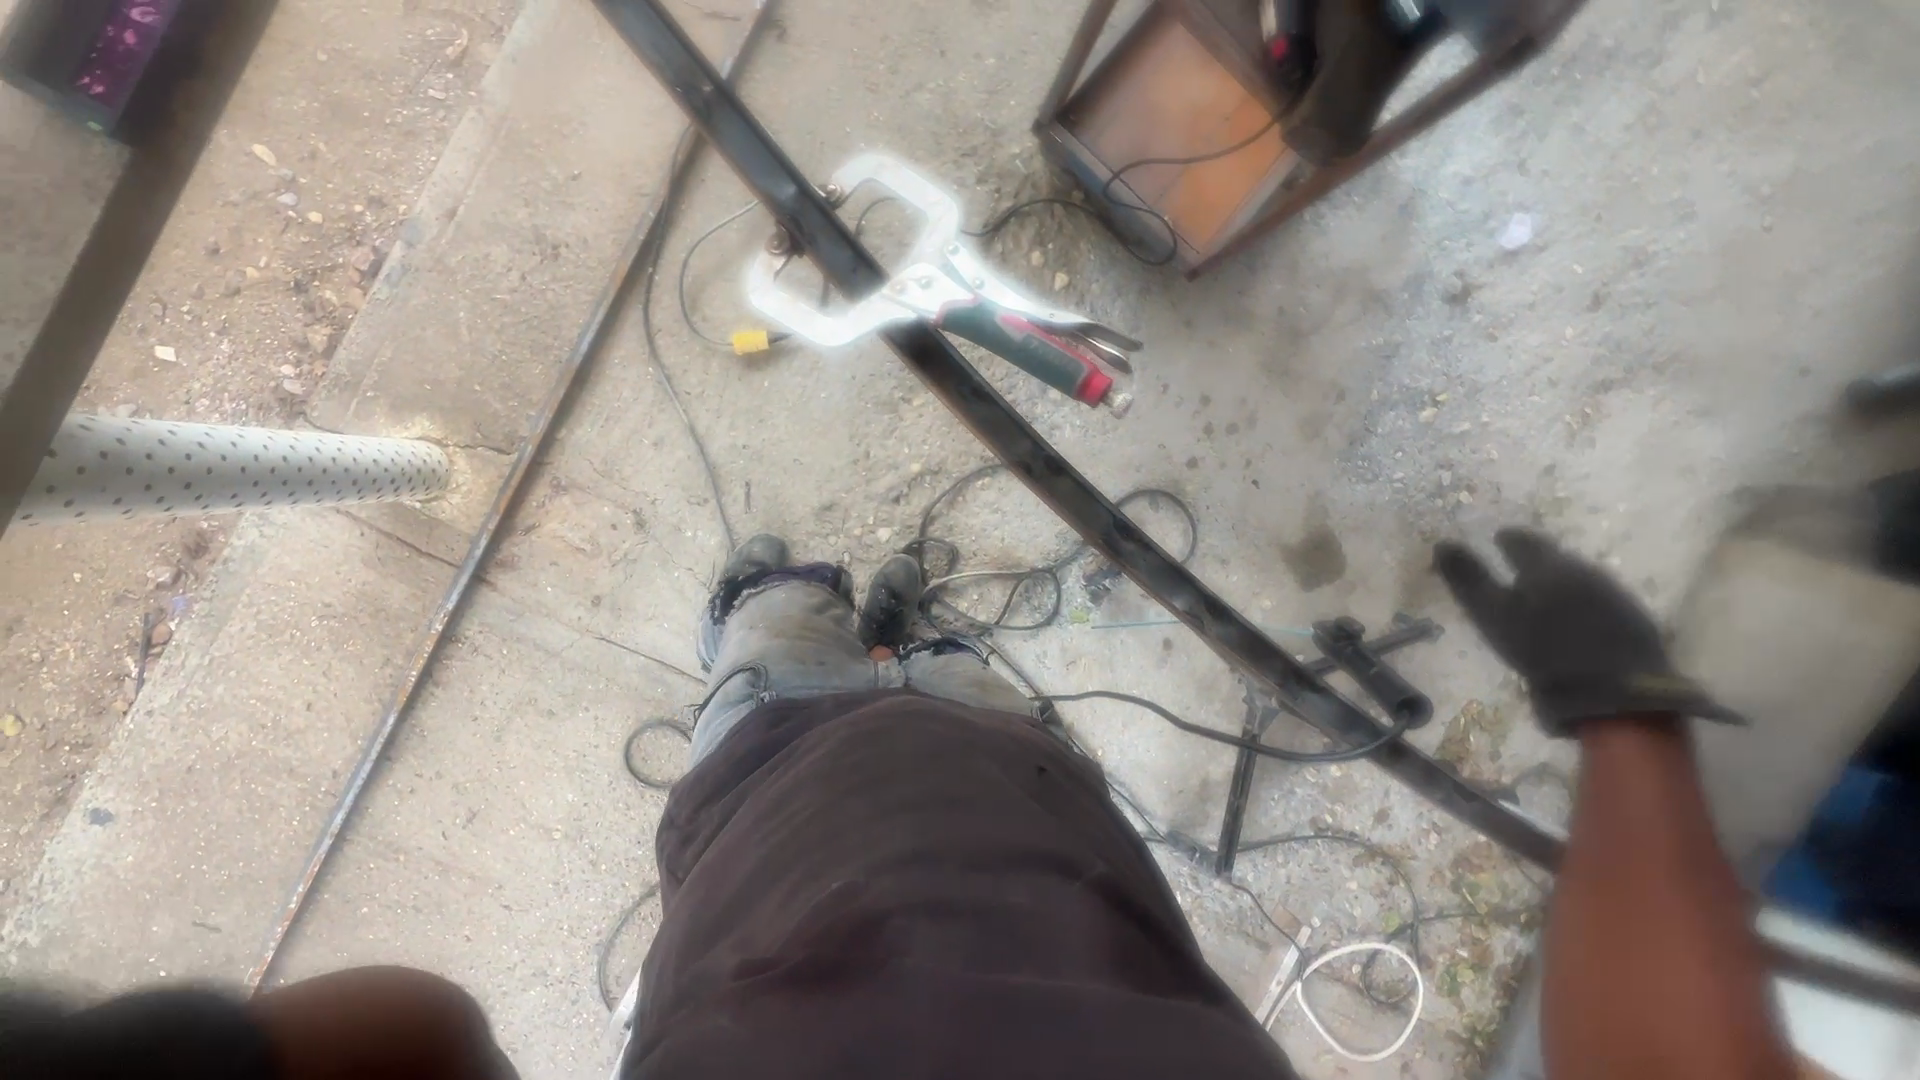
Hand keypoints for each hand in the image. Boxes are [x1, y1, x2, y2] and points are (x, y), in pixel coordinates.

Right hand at [1433, 528, 1739, 736]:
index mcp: (1546, 566)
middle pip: (1555, 557)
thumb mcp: (1490, 613)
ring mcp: (1613, 595)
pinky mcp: (1634, 620)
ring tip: (1546, 592)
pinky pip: (1600, 600)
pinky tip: (1576, 617)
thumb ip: (1467, 578)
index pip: (1524, 542)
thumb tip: (1442, 544)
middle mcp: (1583, 571)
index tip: (1500, 537)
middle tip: (1521, 564)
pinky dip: (1583, 602)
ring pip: (1579, 578)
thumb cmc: (1539, 647)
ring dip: (1561, 581)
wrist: (1614, 690)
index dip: (1509, 539)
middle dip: (1537, 559)